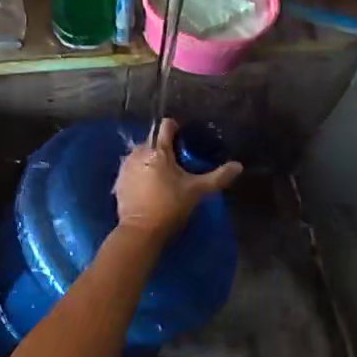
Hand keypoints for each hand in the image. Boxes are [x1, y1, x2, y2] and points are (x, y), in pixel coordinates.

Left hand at [114, 119, 241, 241]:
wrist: (141, 231)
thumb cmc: (170, 206)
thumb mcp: (197, 191)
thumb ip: (218, 177)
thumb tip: (238, 166)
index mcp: (159, 150)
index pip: (166, 126)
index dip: (176, 129)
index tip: (183, 139)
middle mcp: (139, 152)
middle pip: (153, 140)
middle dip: (163, 147)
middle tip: (176, 163)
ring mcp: (126, 166)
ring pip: (141, 154)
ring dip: (150, 160)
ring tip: (162, 175)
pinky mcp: (118, 180)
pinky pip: (131, 168)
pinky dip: (139, 173)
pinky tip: (148, 187)